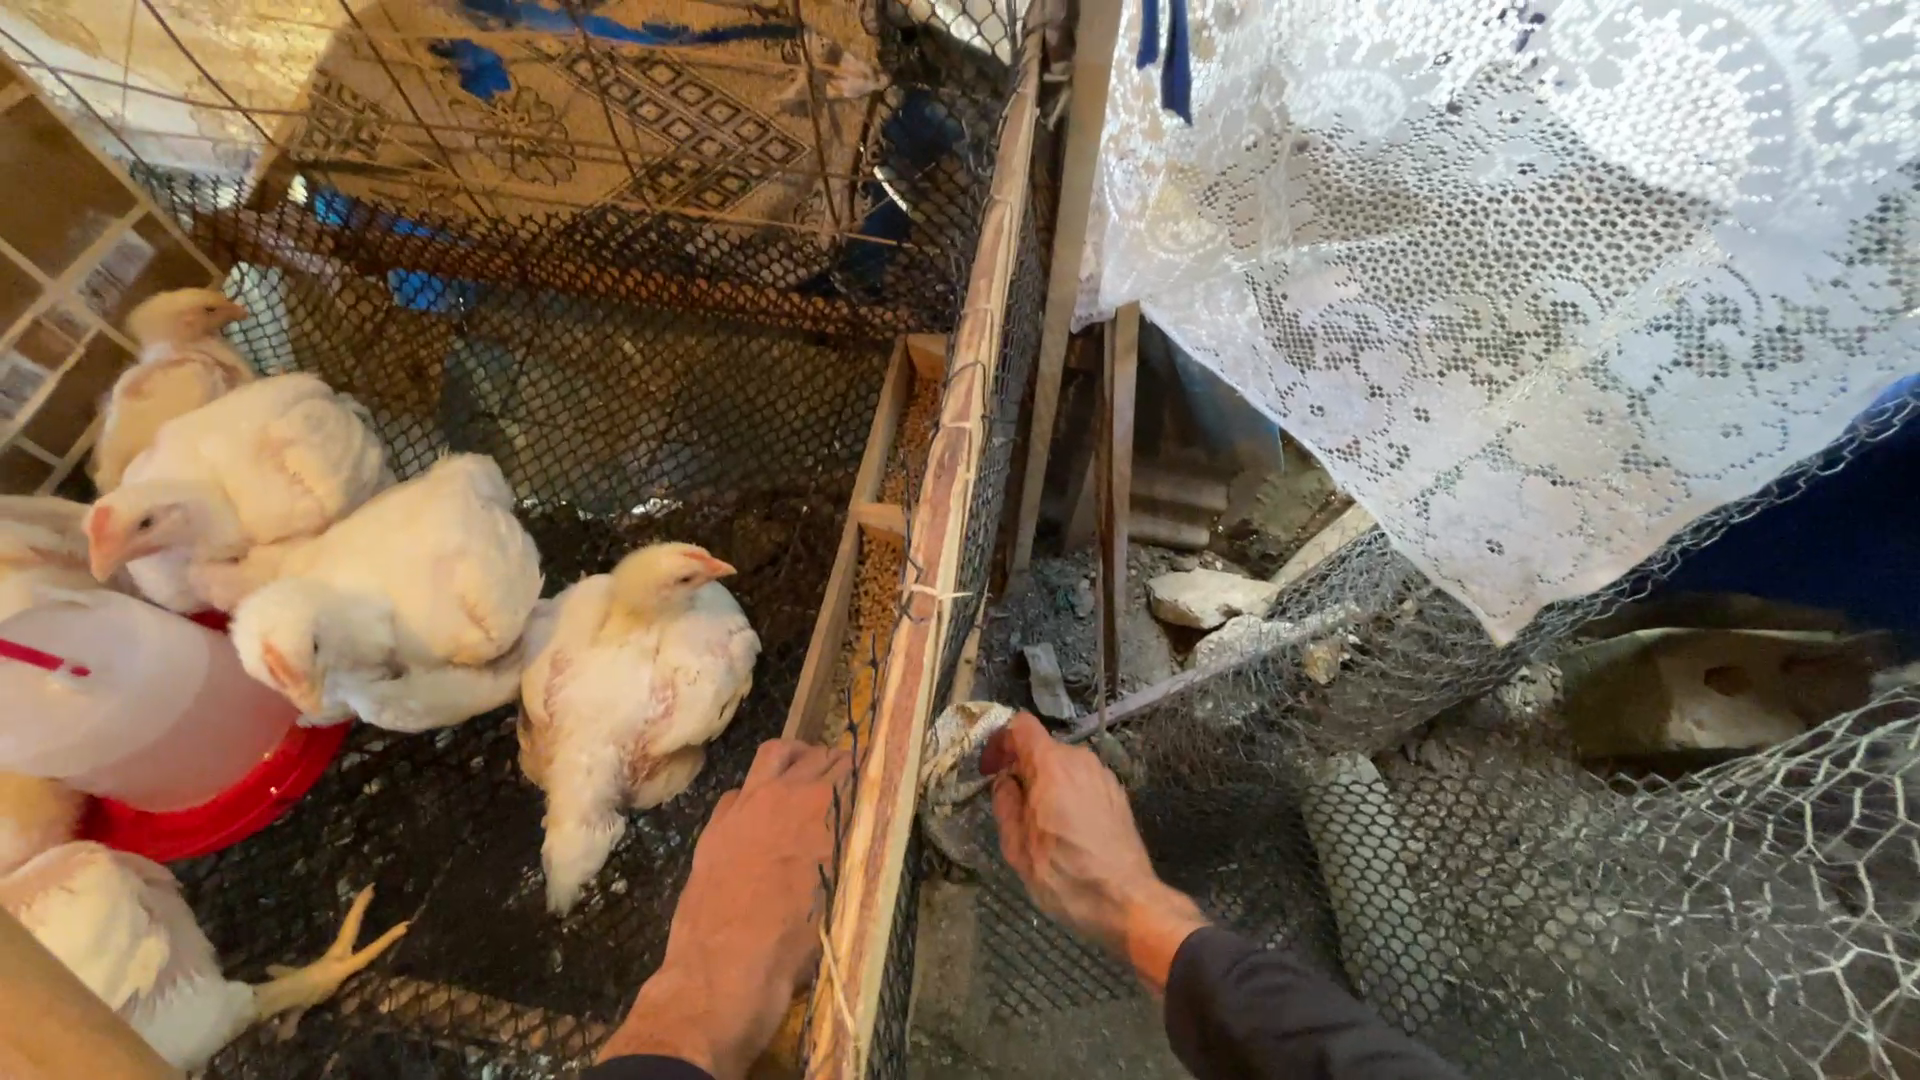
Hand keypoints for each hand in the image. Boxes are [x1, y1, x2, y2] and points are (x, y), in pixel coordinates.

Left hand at [598, 740, 851, 1077]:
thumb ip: (847, 847)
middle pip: (816, 755)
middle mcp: (784, 794)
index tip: (874, 778)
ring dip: (796, 757)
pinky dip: (758, 790)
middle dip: (835, 762)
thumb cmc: (791, 944)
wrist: (721, 975)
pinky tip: (762, 813)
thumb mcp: (836, 894)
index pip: (851, 768)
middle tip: (846, 778)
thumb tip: (858, 826)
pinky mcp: (716, 823)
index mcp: (822, 809)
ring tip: (806, 772)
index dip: (865, 771)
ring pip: (775, 753)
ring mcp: (745, 804)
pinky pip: (741, 788)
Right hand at [984, 713, 1206, 992]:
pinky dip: (1068, 792)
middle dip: (1022, 769)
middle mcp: (1080, 760)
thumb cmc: (1066, 877)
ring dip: (1046, 783)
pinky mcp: (1117, 793)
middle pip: (1042, 748)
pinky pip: (1082, 780)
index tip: (991, 770)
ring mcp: (1103, 775)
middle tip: (1012, 806)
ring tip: (1040, 823)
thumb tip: (1005, 782)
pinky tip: (1068, 829)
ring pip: (1063, 765)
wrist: (1128, 902)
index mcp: (1051, 766)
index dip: (1000, 741)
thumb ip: (1005, 805)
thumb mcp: (1018, 848)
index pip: (1021, 726)